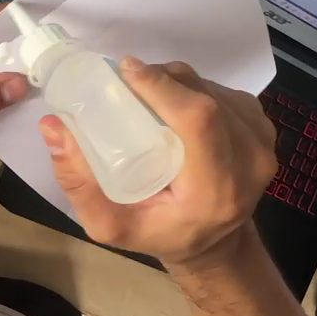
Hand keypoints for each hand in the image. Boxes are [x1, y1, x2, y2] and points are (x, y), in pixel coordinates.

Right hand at [39, 59, 276, 271]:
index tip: (125, 71)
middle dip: (161, 78)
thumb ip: (79, 182)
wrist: (215, 244)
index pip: (199, 120)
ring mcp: (262, 140)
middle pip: (204, 97)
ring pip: (211, 88)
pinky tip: (173, 104)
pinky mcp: (263, 126)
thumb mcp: (109, 225)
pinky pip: (221, 89)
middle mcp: (250, 162)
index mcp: (216, 190)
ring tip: (146, 94)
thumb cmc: (160, 234)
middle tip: (126, 79)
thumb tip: (53, 126)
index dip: (162, 87)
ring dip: (174, 82)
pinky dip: (191, 88)